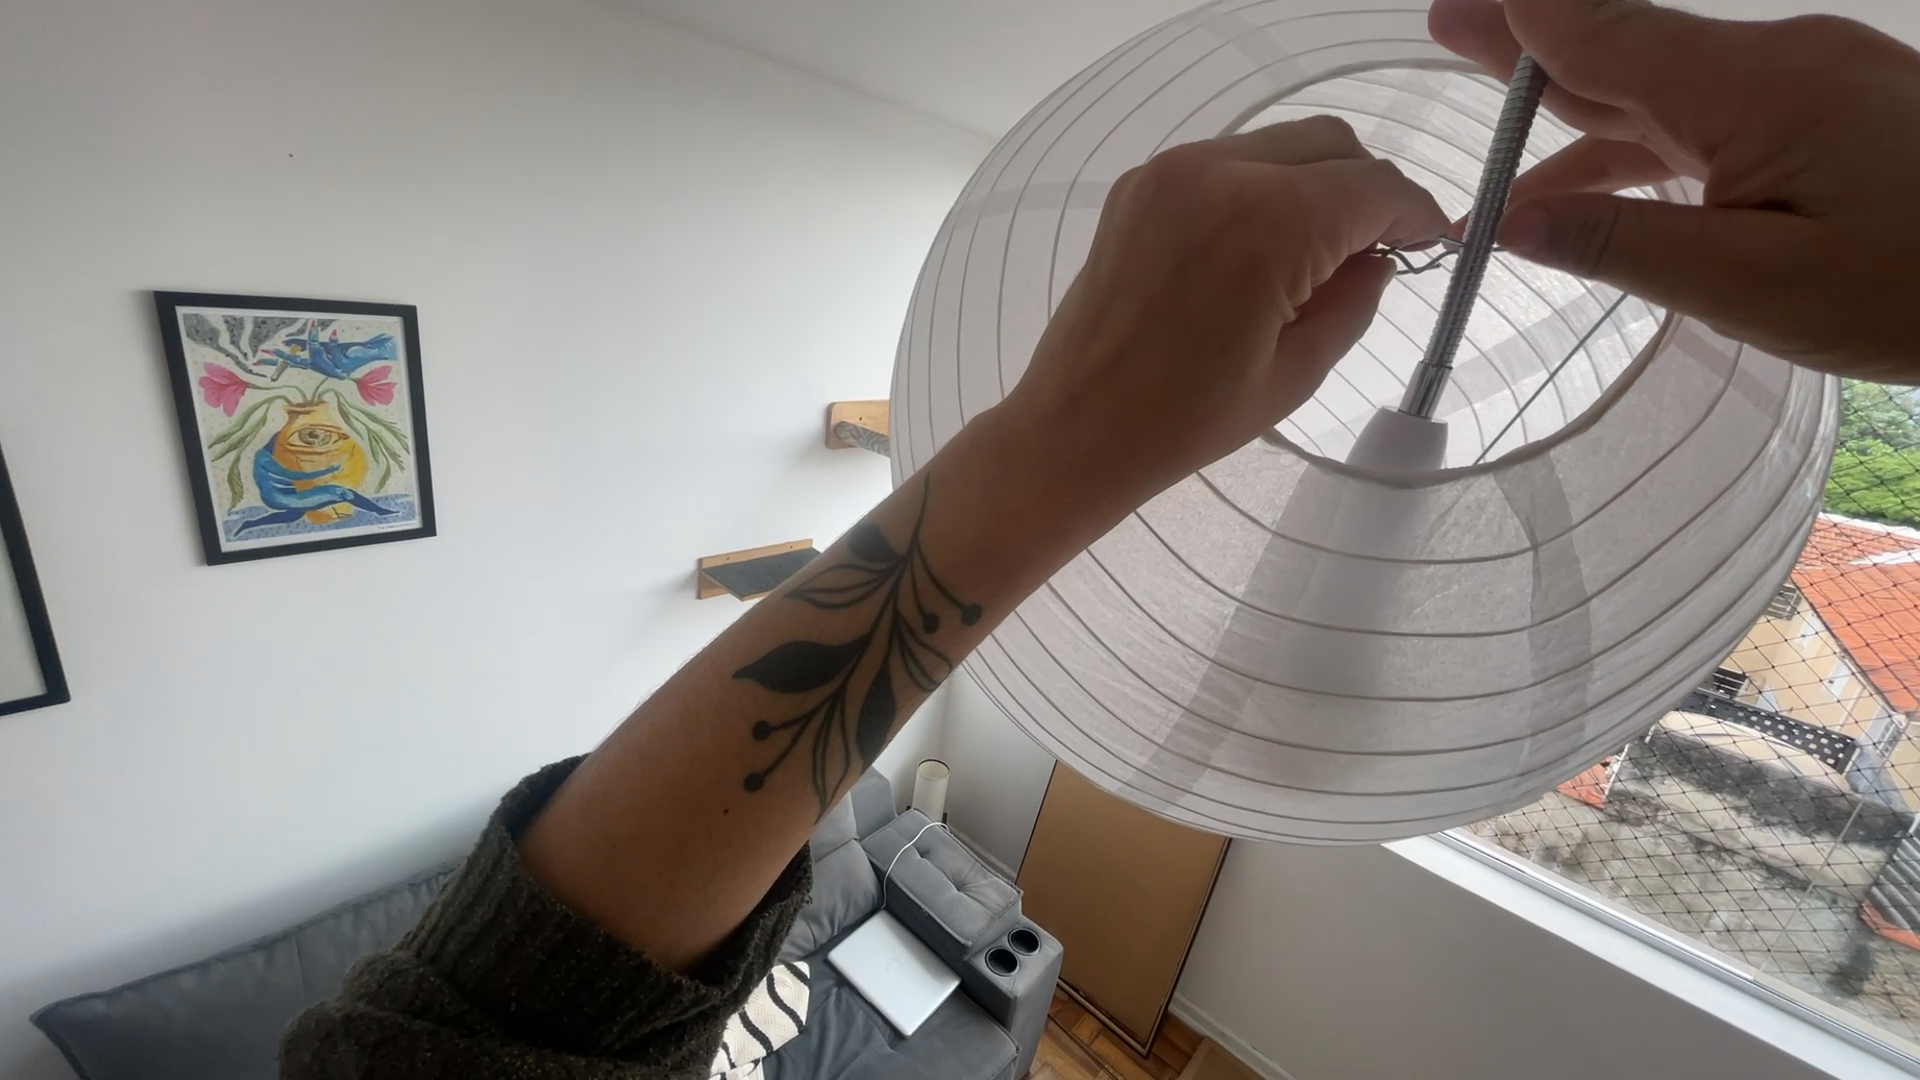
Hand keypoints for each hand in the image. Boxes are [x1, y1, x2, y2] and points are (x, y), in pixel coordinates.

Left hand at [997, 117, 1446, 510]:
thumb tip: (1378, 257)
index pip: (1375, 188)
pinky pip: (1220, 167)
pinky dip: (1253, 192)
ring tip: (1308, 257)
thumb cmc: (1180, 424)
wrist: (1074, 432)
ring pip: (1274, 148)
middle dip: (1365, 193)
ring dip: (1309, 188)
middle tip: (1369, 253)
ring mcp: (1166, 175)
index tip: (1430, 245)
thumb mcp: (1293, 374)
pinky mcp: (1134, 190)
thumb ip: (1354, 301)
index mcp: (1268, 223)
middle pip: (1329, 147)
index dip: (1417, 215)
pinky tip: (1250, 249)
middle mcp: (1216, 174)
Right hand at [1431, 0, 1919, 381]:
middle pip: (1617, 54)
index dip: (1531, 24)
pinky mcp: (1791, 129)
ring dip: (1552, 123)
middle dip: (1526, 45)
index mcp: (1757, 91)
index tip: (1465, 3)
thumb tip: (1507, 225)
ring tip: (1479, 163)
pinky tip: (1553, 201)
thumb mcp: (1747, 280)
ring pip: (1637, 100)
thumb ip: (1619, 244)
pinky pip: (1671, 135)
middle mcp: (1767, 74)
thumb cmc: (1911, 287)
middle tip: (1451, 20)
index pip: (1615, 44)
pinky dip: (1602, 164)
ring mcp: (1783, 98)